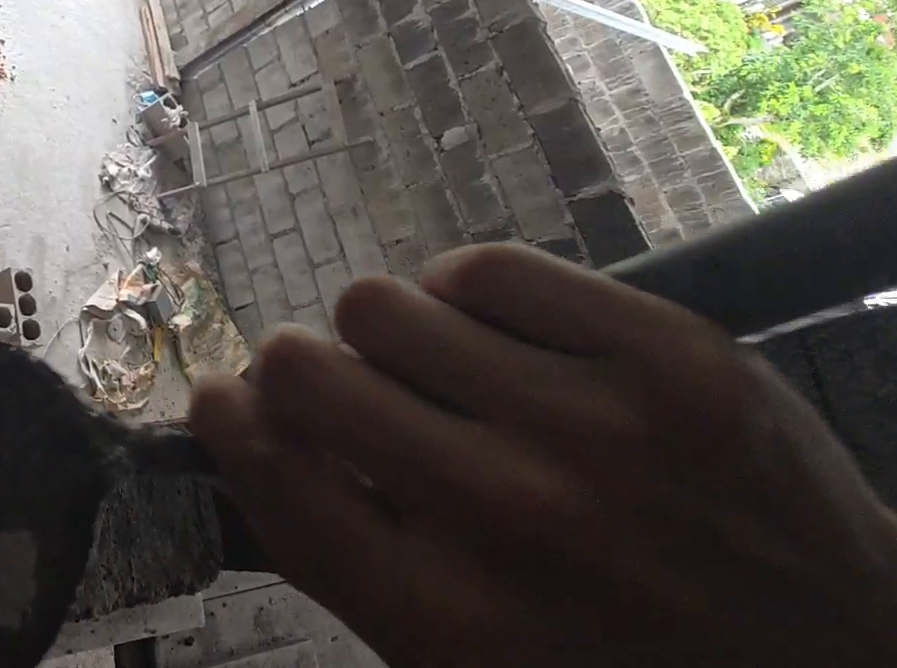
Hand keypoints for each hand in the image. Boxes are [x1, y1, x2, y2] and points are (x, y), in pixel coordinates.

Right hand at [191, 244, 896, 666]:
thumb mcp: (439, 659)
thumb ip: (319, 541)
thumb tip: (232, 418)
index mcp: (446, 616)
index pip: (267, 463)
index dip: (222, 416)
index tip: (225, 400)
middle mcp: (514, 513)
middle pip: (302, 364)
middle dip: (296, 372)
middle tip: (343, 393)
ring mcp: (603, 424)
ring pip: (376, 302)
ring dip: (387, 341)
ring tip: (444, 379)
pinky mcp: (675, 352)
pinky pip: (481, 267)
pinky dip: (467, 300)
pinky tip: (507, 349)